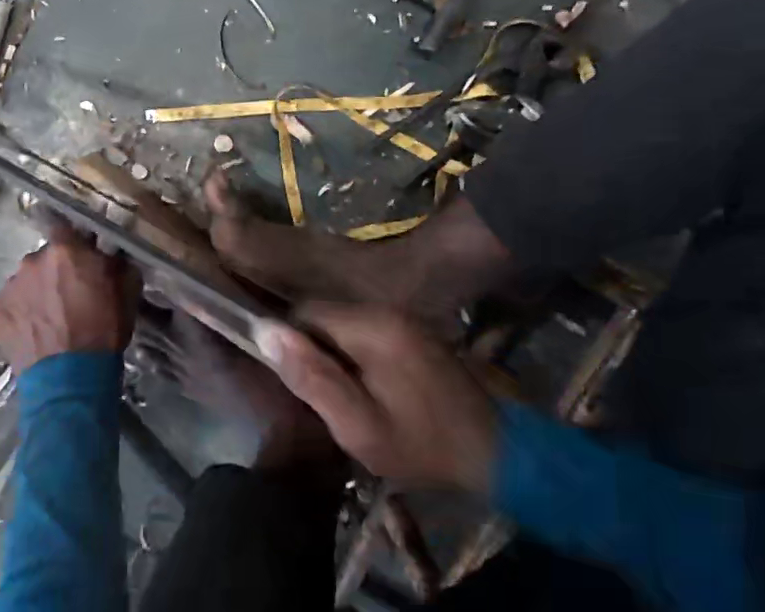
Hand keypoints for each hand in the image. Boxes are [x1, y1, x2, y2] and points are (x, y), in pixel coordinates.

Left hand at [0, 217, 140, 373]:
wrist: (68, 380)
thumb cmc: (103, 333)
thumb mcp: (126, 294)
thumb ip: (119, 265)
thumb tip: (113, 254)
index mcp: (65, 250)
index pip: (66, 229)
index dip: (74, 243)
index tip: (81, 257)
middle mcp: (33, 259)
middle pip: (46, 257)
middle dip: (57, 270)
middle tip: (70, 294)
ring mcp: (12, 285)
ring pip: (28, 279)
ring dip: (39, 291)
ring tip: (52, 317)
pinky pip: (15, 302)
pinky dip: (25, 311)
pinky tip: (37, 331)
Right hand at [256, 304, 496, 493]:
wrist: (500, 455)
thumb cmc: (423, 445)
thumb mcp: (359, 427)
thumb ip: (312, 378)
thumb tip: (264, 331)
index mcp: (370, 326)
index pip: (302, 313)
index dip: (290, 344)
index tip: (298, 382)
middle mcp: (384, 309)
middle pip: (320, 315)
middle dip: (311, 349)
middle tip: (322, 394)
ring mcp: (400, 316)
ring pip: (338, 322)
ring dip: (330, 351)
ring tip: (342, 392)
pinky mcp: (409, 328)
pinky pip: (360, 328)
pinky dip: (351, 352)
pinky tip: (364, 384)